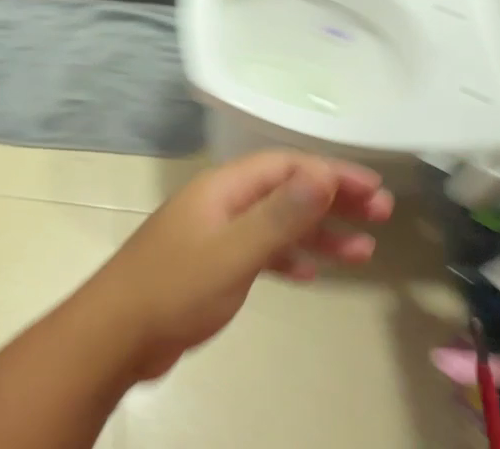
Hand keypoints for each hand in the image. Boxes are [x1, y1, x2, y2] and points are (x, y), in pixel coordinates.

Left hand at [73, 151, 393, 380]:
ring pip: (273, 224)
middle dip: (330, 199)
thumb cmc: (176, 288)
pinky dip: (286, 258)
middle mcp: (217, 203)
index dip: (330, 172)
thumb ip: (279, 215)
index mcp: (220, 189)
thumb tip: (322, 173)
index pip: (284, 166)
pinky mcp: (209, 266)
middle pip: (282, 191)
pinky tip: (310, 274)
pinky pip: (258, 252)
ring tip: (363, 251)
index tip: (375, 188)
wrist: (118, 333)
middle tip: (381, 215)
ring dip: (316, 233)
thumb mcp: (234, 251)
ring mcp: (211, 234)